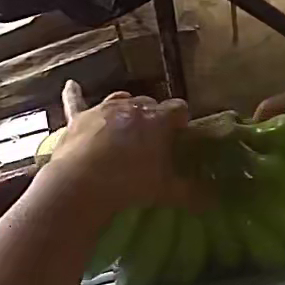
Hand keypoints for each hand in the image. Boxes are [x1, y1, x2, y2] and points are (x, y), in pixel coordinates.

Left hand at [35, 88, 188, 218]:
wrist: (83, 183)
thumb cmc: (130, 183)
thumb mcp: (166, 191)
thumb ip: (191, 193)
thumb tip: (213, 200)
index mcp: (157, 120)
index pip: (178, 109)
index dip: (181, 119)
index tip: (181, 133)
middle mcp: (131, 107)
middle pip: (148, 104)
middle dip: (153, 116)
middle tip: (154, 138)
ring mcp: (102, 110)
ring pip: (119, 100)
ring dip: (126, 108)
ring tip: (128, 122)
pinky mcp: (78, 120)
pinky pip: (75, 102)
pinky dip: (73, 94)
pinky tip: (70, 85)